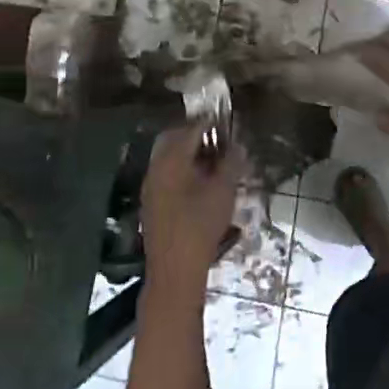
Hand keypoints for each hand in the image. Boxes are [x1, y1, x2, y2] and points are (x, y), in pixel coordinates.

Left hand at [139, 121, 246, 287]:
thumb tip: (237, 145)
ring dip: (190, 153)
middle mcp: (155, 167)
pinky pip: (166, 173)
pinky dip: (183, 168)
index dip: (210, 122)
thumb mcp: (223, 192)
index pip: (191, 129)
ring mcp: (150, 185)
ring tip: (214, 160)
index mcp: (171, 160)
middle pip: (174, 139)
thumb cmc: (201, 226)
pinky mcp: (151, 201)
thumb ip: (231, 164)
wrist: (174, 268)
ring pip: (169, 157)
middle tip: (220, 138)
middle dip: (197, 135)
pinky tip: (200, 181)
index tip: (226, 120)